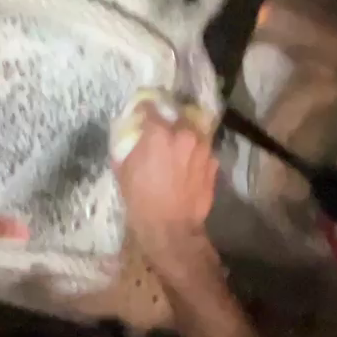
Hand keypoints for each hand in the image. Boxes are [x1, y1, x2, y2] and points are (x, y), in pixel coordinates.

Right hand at [115, 102, 219, 285]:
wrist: (171, 228)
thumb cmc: (141, 200)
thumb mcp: (123, 171)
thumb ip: (128, 147)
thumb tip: (129, 137)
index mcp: (160, 133)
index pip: (151, 107)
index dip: (144, 109)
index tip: (142, 113)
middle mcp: (185, 134)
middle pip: (178, 116)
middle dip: (170, 120)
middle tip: (163, 131)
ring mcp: (203, 149)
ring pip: (195, 132)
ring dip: (186, 136)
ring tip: (179, 148)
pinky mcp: (214, 164)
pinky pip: (203, 152)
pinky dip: (196, 154)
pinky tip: (189, 166)